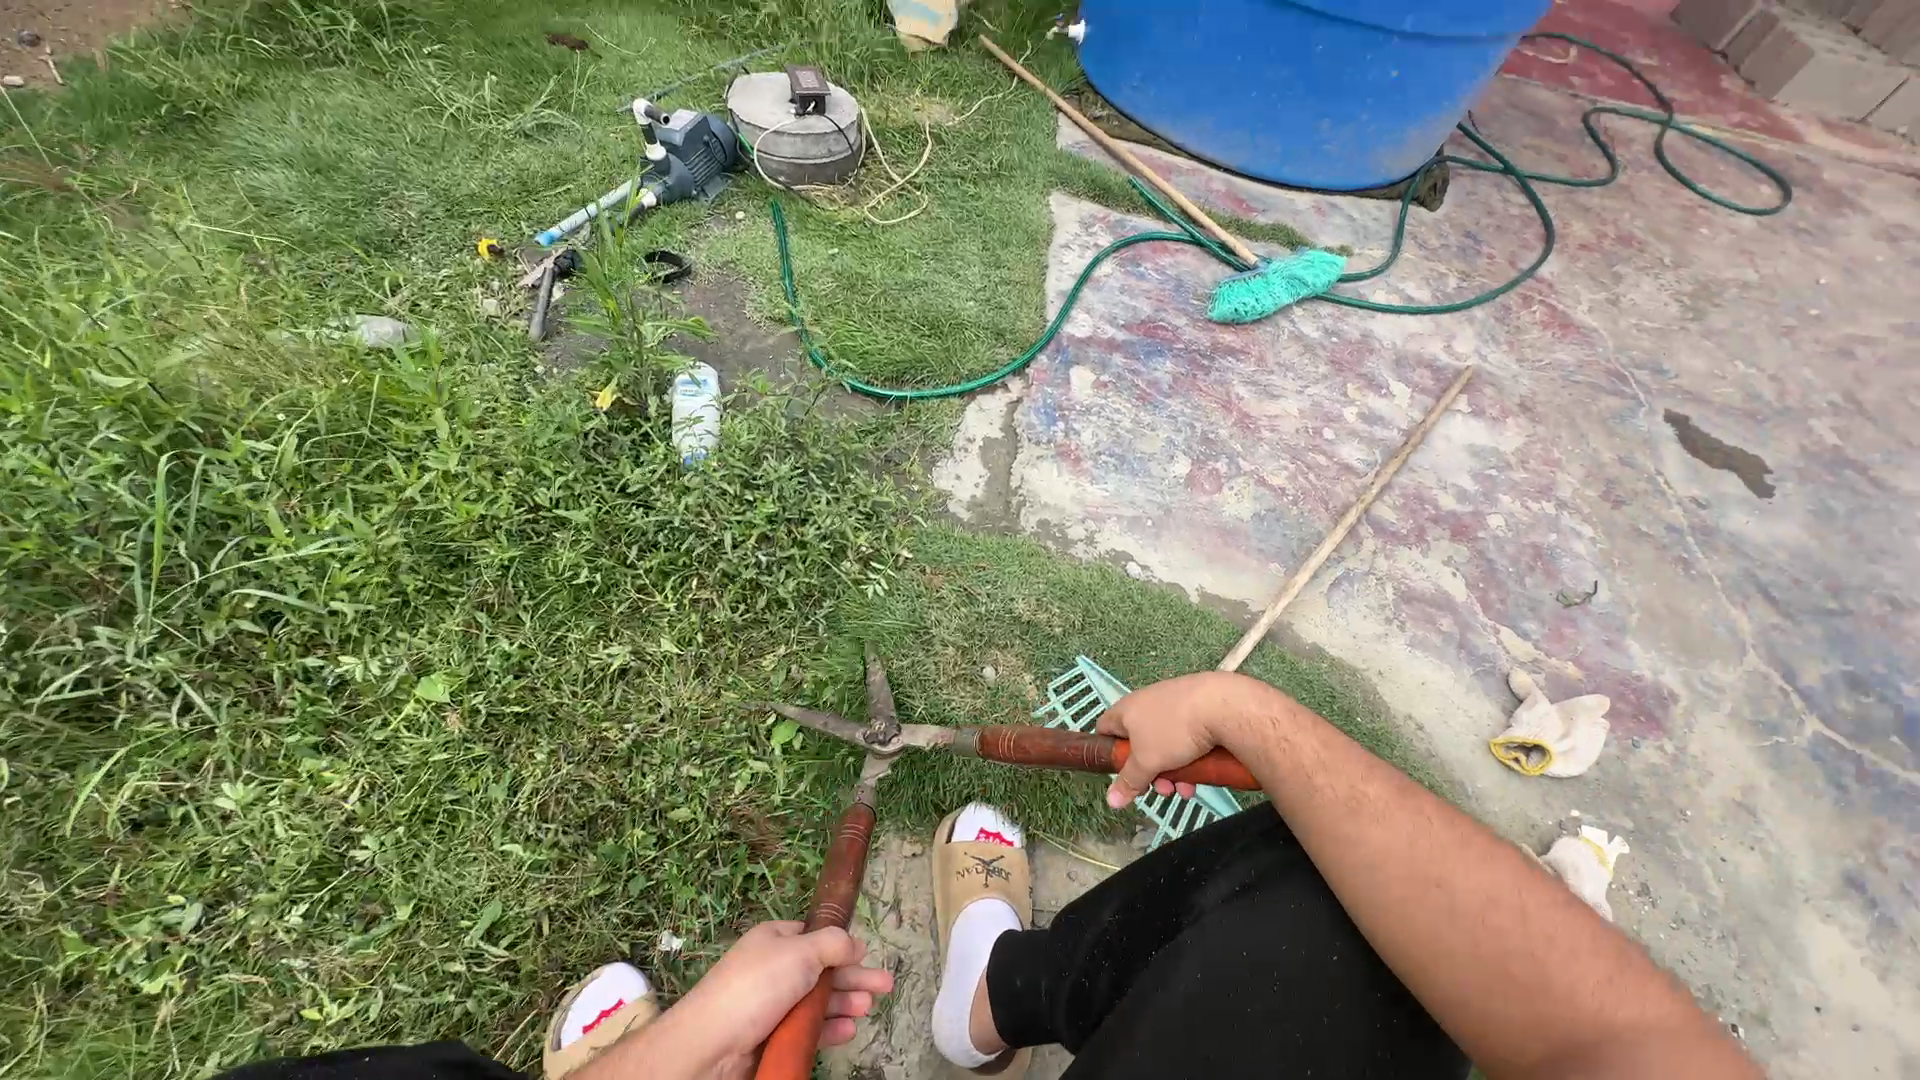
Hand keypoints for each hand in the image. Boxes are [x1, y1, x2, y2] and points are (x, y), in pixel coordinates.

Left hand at [595, 921, 893, 1079]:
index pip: (813, 936)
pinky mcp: (773, 1037)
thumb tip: (855, 944)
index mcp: (775, 940)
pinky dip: (830, 1028)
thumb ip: (833, 944)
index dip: (840, 945)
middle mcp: (774, 969)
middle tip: (886, 986)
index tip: (863, 954)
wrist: (711, 1045)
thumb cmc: (757, 986)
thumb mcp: (800, 951)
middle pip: (823, 970)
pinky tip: (849, 1030)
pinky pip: (808, 1028)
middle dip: (854, 977)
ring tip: (869, 1008)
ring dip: (845, 1002)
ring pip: (818, 1001)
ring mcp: (773, 1005)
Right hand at [1096, 671, 1291, 807]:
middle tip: (1162, 788)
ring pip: (1164, 743)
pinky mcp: (1197, 705)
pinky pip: (1185, 735)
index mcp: (1126, 710)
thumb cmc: (1174, 731)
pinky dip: (1189, 756)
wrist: (1222, 705)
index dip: (1109, 752)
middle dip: (1149, 771)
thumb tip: (1111, 800)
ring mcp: (1173, 702)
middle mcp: (1146, 702)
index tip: (1122, 773)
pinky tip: (1202, 774)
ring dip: (1172, 769)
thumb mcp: (1147, 762)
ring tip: (1187, 789)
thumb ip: (1128, 781)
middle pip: (1139, 742)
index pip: (1105, 729)